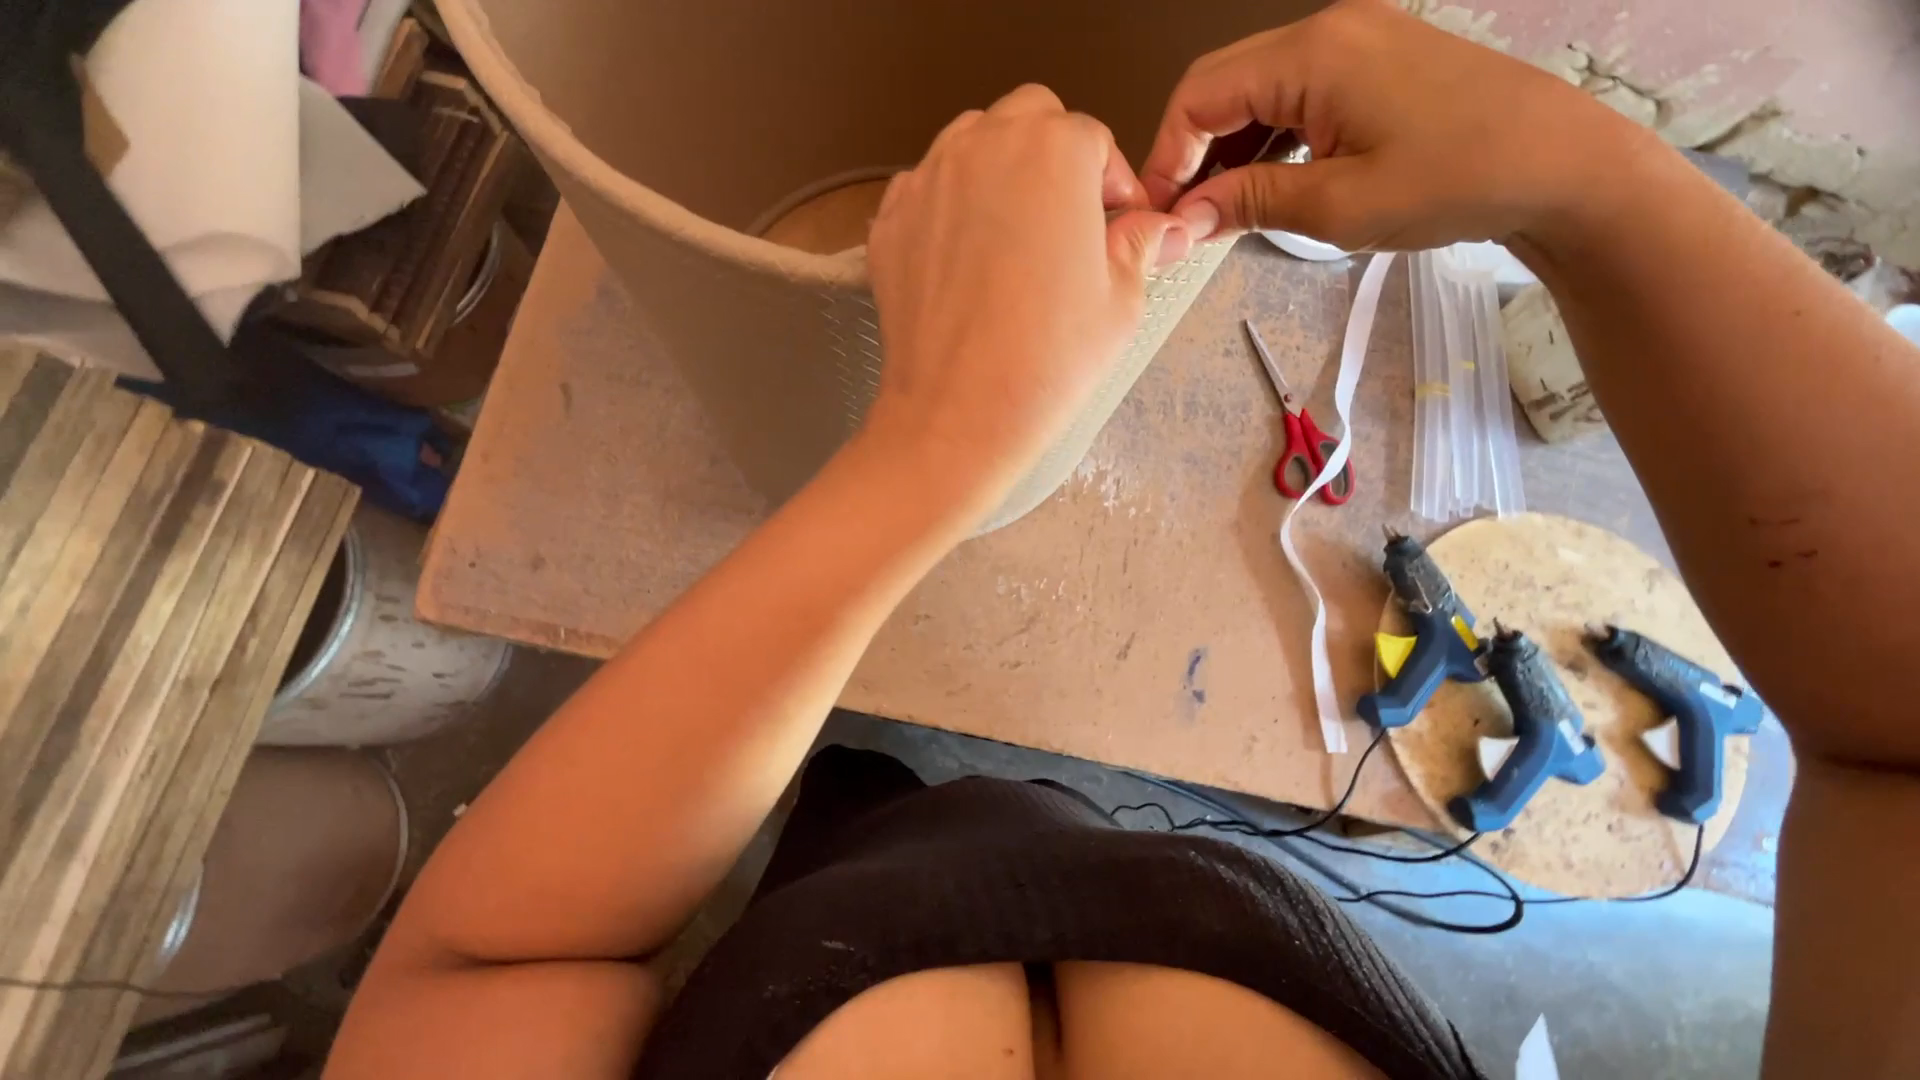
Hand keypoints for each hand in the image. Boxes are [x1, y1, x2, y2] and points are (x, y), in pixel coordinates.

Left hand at [860, 84, 1188, 517]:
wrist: (958, 413)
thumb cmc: (1044, 360)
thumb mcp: (1120, 300)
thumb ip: (1140, 245)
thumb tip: (1162, 229)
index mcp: (1054, 151)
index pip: (1094, 140)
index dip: (1112, 183)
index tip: (1118, 222)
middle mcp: (983, 148)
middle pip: (1028, 122)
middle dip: (1054, 157)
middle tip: (1069, 220)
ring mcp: (928, 181)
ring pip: (971, 145)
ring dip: (1000, 173)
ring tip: (1016, 237)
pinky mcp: (891, 221)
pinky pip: (927, 190)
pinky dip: (950, 207)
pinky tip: (968, 260)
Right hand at [1140, 0, 1643, 251]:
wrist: (1559, 164)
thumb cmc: (1450, 183)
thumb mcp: (1336, 206)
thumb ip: (1248, 203)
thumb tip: (1183, 217)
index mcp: (1314, 53)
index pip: (1201, 94)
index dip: (1166, 156)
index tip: (1157, 214)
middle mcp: (1328, 30)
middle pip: (1223, 85)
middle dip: (1191, 152)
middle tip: (1180, 217)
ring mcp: (1355, 41)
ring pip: (1257, 91)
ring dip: (1227, 149)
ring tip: (1215, 210)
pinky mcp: (1374, 62)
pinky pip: (1295, 96)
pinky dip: (1266, 140)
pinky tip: (1261, 183)